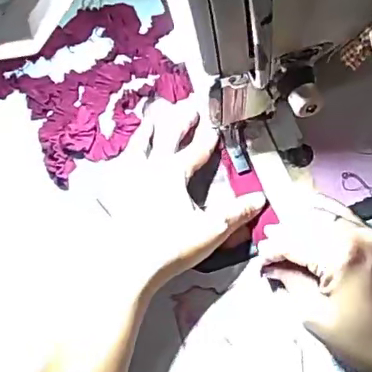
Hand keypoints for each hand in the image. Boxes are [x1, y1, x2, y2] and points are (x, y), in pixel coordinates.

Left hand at [85, 101, 264, 296]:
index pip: (195, 150)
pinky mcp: (111, 194)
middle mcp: (148, 168)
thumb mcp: (211, 229)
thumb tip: (260, 198)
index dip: (207, 137)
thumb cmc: (172, 246)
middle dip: (178, 121)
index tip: (215, 125)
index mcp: (173, 173)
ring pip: (137, 146)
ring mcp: (126, 179)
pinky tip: (117, 161)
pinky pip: (114, 169)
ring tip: (150, 117)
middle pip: (165, 137)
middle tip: (186, 107)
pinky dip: (119, 160)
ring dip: (146, 130)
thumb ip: (236, 212)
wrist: (130, 264)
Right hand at [257, 192, 371, 371]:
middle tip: (265, 247)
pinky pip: (344, 216)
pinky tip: (308, 208)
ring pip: (324, 215)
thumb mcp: (318, 318)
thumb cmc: (366, 340)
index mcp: (340, 255)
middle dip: (284, 233)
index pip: (293, 242)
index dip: (272, 250)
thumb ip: (292, 283)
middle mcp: (355, 235)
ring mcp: (370, 233)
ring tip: (281, 231)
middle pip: (308, 223)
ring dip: (301, 221)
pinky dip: (324, 213)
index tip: (258, 261)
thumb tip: (273, 266)